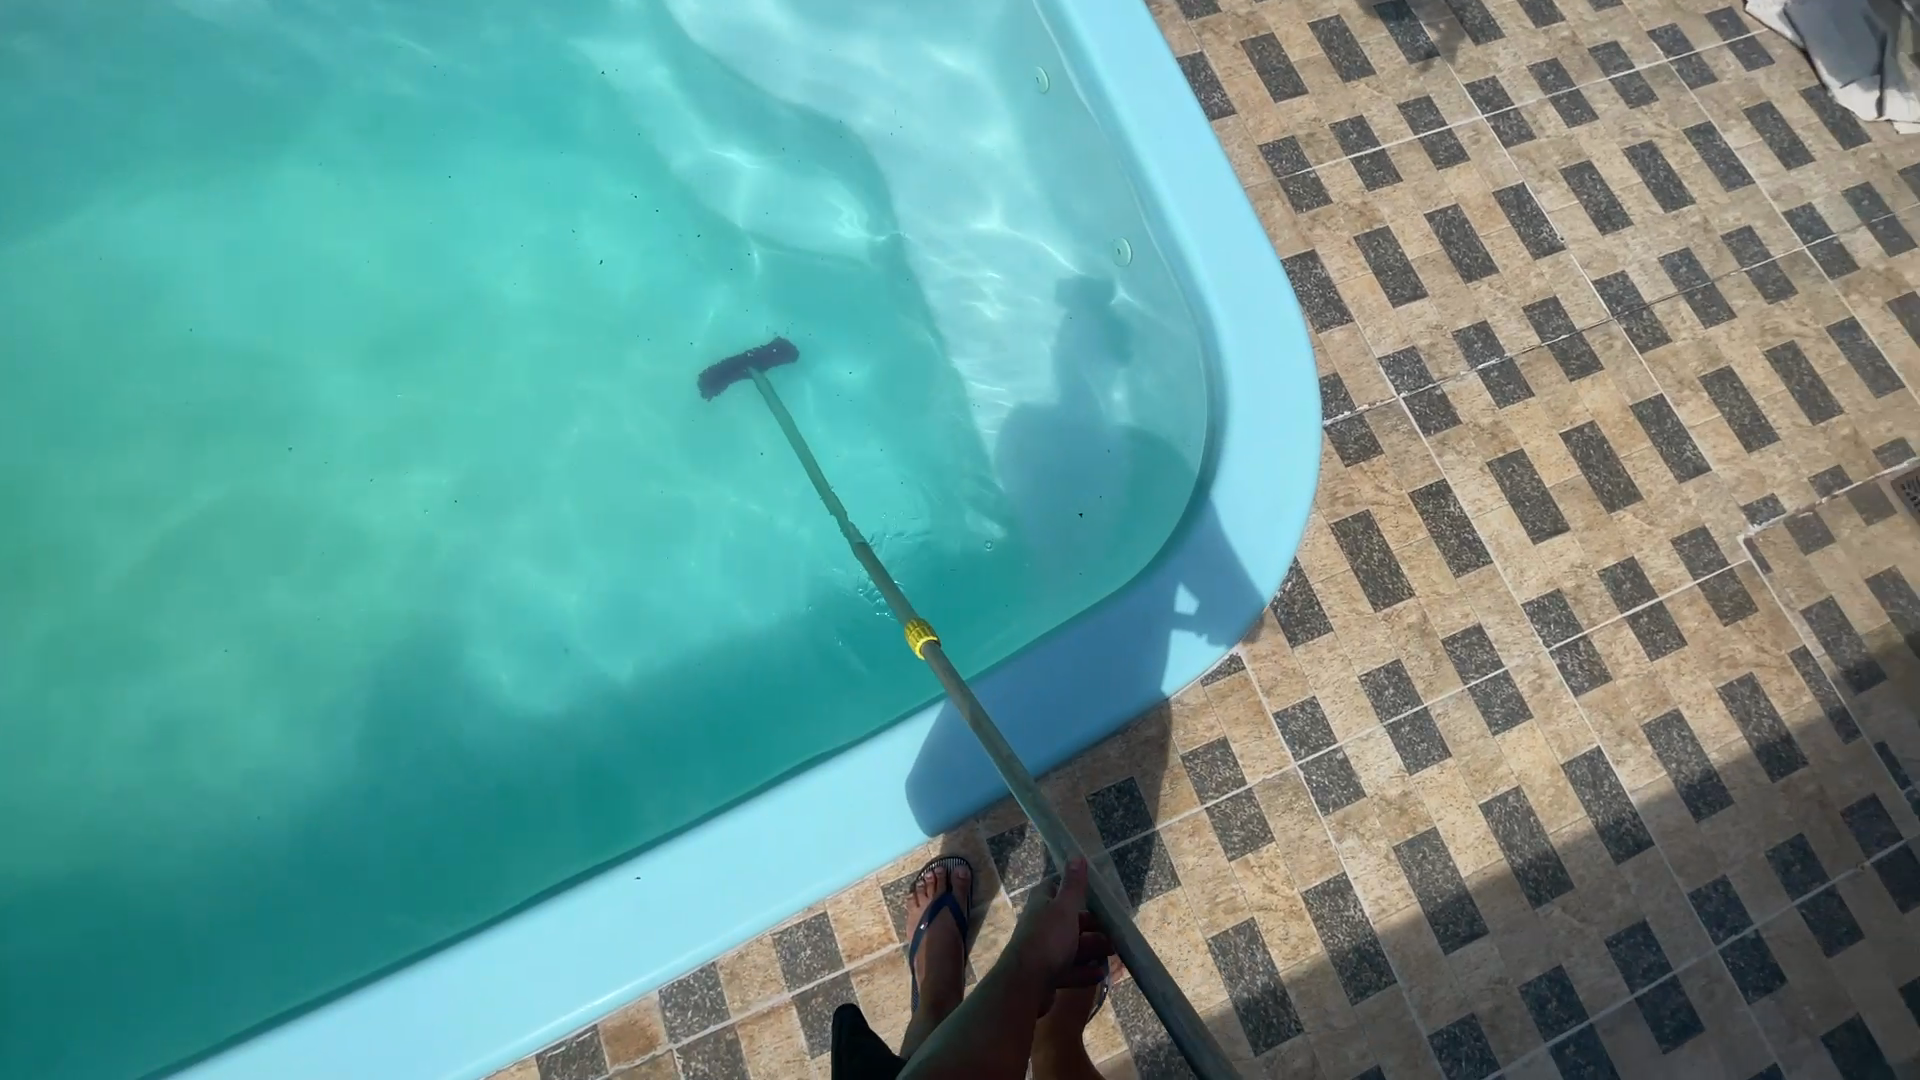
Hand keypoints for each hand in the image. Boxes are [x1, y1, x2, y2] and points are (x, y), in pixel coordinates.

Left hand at [1007, 857, 1112, 1012]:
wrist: (1026, 983)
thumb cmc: (1048, 938)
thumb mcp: (1065, 907)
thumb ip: (1073, 884)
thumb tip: (1076, 854)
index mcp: (1042, 902)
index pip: (1059, 889)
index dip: (1077, 891)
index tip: (1099, 899)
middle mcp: (1041, 922)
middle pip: (1070, 921)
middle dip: (1093, 928)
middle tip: (1115, 936)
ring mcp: (1043, 950)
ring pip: (1072, 946)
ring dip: (1092, 950)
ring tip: (1113, 955)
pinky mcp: (1046, 974)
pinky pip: (1069, 969)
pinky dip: (1084, 971)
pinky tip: (1101, 974)